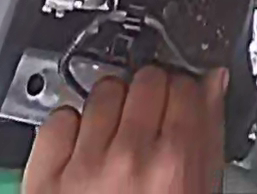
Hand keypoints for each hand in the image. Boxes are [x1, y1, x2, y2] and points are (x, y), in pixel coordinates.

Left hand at [24, 67, 227, 193]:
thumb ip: (208, 141)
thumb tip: (212, 86)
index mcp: (174, 167)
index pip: (187, 85)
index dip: (188, 96)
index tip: (184, 105)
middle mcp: (129, 158)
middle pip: (148, 79)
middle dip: (153, 97)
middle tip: (152, 124)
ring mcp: (83, 166)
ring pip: (106, 89)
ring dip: (114, 108)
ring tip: (117, 141)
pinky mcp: (43, 178)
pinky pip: (61, 117)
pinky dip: (72, 129)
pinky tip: (84, 153)